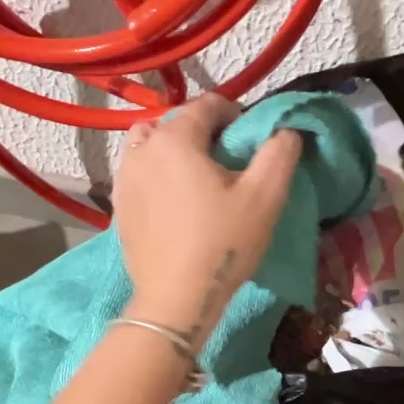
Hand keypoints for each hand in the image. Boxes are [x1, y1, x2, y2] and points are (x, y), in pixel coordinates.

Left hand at [114, 93, 301, 342]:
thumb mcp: (265, 196)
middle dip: (203, 133)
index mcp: (175, 138)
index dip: (235, 115)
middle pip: (176, 123)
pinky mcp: (118, 206)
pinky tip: (176, 204)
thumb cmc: (222, 244)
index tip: (250, 142)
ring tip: (197, 180)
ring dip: (174, 151)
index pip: (208, 105)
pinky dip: (157, 176)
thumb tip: (285, 131)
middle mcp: (141, 150)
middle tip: (227, 163)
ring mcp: (124, 179)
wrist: (176, 299)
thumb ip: (279, 152)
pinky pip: (138, 174)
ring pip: (150, 146)